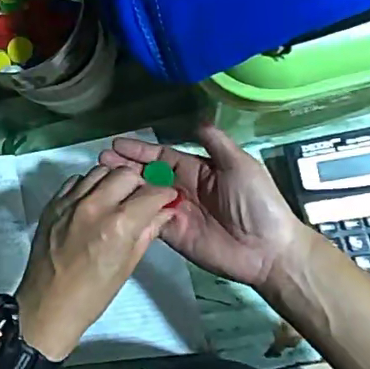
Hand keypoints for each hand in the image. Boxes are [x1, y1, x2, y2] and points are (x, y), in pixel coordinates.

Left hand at [15, 165, 179, 358]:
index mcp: (118, 225)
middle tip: (141, 199)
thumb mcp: (128, 265)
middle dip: (139, 184)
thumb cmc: (92, 295)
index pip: (151, 193)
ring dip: (113, 181)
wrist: (48, 306)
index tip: (166, 198)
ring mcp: (70, 202)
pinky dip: (89, 186)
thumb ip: (148, 231)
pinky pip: (76, 180)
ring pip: (100, 171)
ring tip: (116, 199)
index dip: (164, 194)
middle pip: (126, 174)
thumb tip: (165, 211)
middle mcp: (94, 206)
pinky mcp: (53, 204)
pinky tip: (93, 203)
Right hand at [99, 124, 310, 292]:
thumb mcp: (241, 164)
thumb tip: (197, 119)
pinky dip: (132, 212)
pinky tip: (114, 204)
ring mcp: (176, 212)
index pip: (162, 156)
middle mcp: (183, 188)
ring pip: (144, 196)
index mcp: (198, 169)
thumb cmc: (258, 203)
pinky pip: (148, 220)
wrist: (269, 249)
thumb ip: (216, 143)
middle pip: (148, 174)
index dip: (141, 150)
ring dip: (124, 187)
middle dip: (125, 166)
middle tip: (101, 159)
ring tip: (101, 177)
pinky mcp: (173, 235)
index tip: (117, 144)